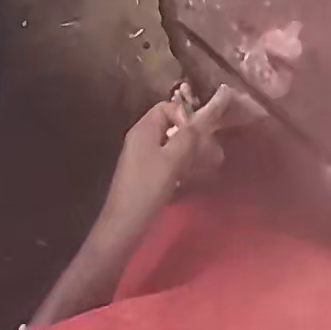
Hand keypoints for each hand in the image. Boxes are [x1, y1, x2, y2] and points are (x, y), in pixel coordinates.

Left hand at [100, 85, 239, 230]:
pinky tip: (188, 177)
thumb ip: (188, 137)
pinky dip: (178, 163)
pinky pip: (165, 158)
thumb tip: (201, 120)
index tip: (198, 133)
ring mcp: (141, 155)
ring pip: (169, 143)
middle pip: (169, 124)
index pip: (166, 107)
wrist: (125, 222)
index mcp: (143, 129)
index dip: (185, 115)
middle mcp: (140, 137)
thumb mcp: (172, 159)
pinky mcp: (144, 172)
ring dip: (186, 150)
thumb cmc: (148, 187)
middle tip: (205, 149)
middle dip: (189, 134)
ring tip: (201, 162)